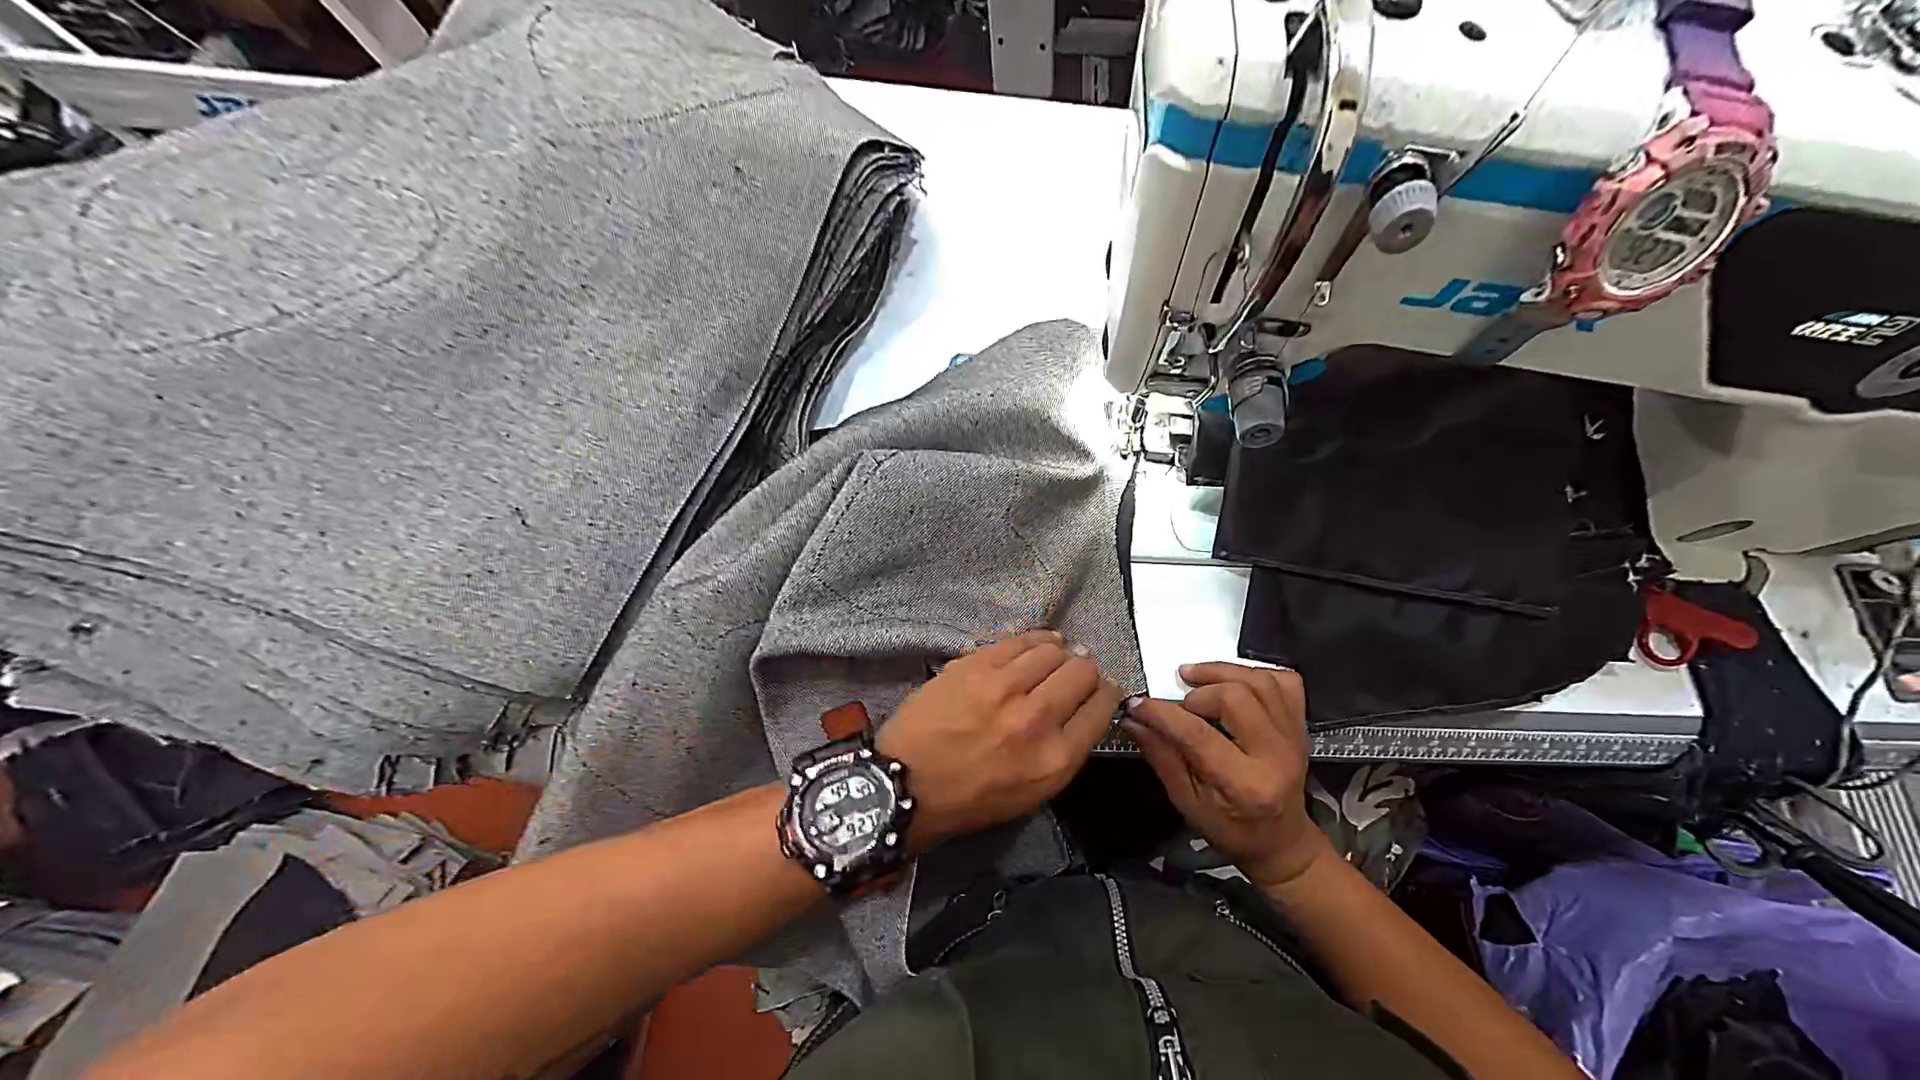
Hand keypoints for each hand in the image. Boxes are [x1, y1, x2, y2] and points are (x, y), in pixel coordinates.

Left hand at [877, 629, 1121, 851]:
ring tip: (1056, 657)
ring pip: (1054, 651)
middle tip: (1075, 674)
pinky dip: (1038, 639)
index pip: (1102, 708)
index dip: (1106, 694)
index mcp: (1056, 758)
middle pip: (1082, 673)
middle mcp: (1038, 718)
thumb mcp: (1032, 794)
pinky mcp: (977, 665)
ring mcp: (1005, 687)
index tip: (1099, 691)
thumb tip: (1082, 713)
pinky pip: (1021, 640)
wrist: (907, 782)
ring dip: (1061, 653)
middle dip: (1086, 671)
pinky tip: (1041, 642)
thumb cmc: (969, 797)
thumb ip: (1064, 753)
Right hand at [1123, 663, 1332, 888]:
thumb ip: (1161, 757)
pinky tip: (1233, 679)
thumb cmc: (1231, 829)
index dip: (1162, 714)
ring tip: (1194, 678)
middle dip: (1198, 693)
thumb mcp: (1187, 802)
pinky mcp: (1301, 726)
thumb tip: (1133, 720)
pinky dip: (1256, 672)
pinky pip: (1285, 682)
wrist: (1282, 842)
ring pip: (1260, 682)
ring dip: (1221, 673)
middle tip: (1179, 702)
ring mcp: (1293, 737)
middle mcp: (1276, 756)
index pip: (1199, 735)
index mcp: (1245, 785)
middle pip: (1237, 698)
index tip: (1138, 704)